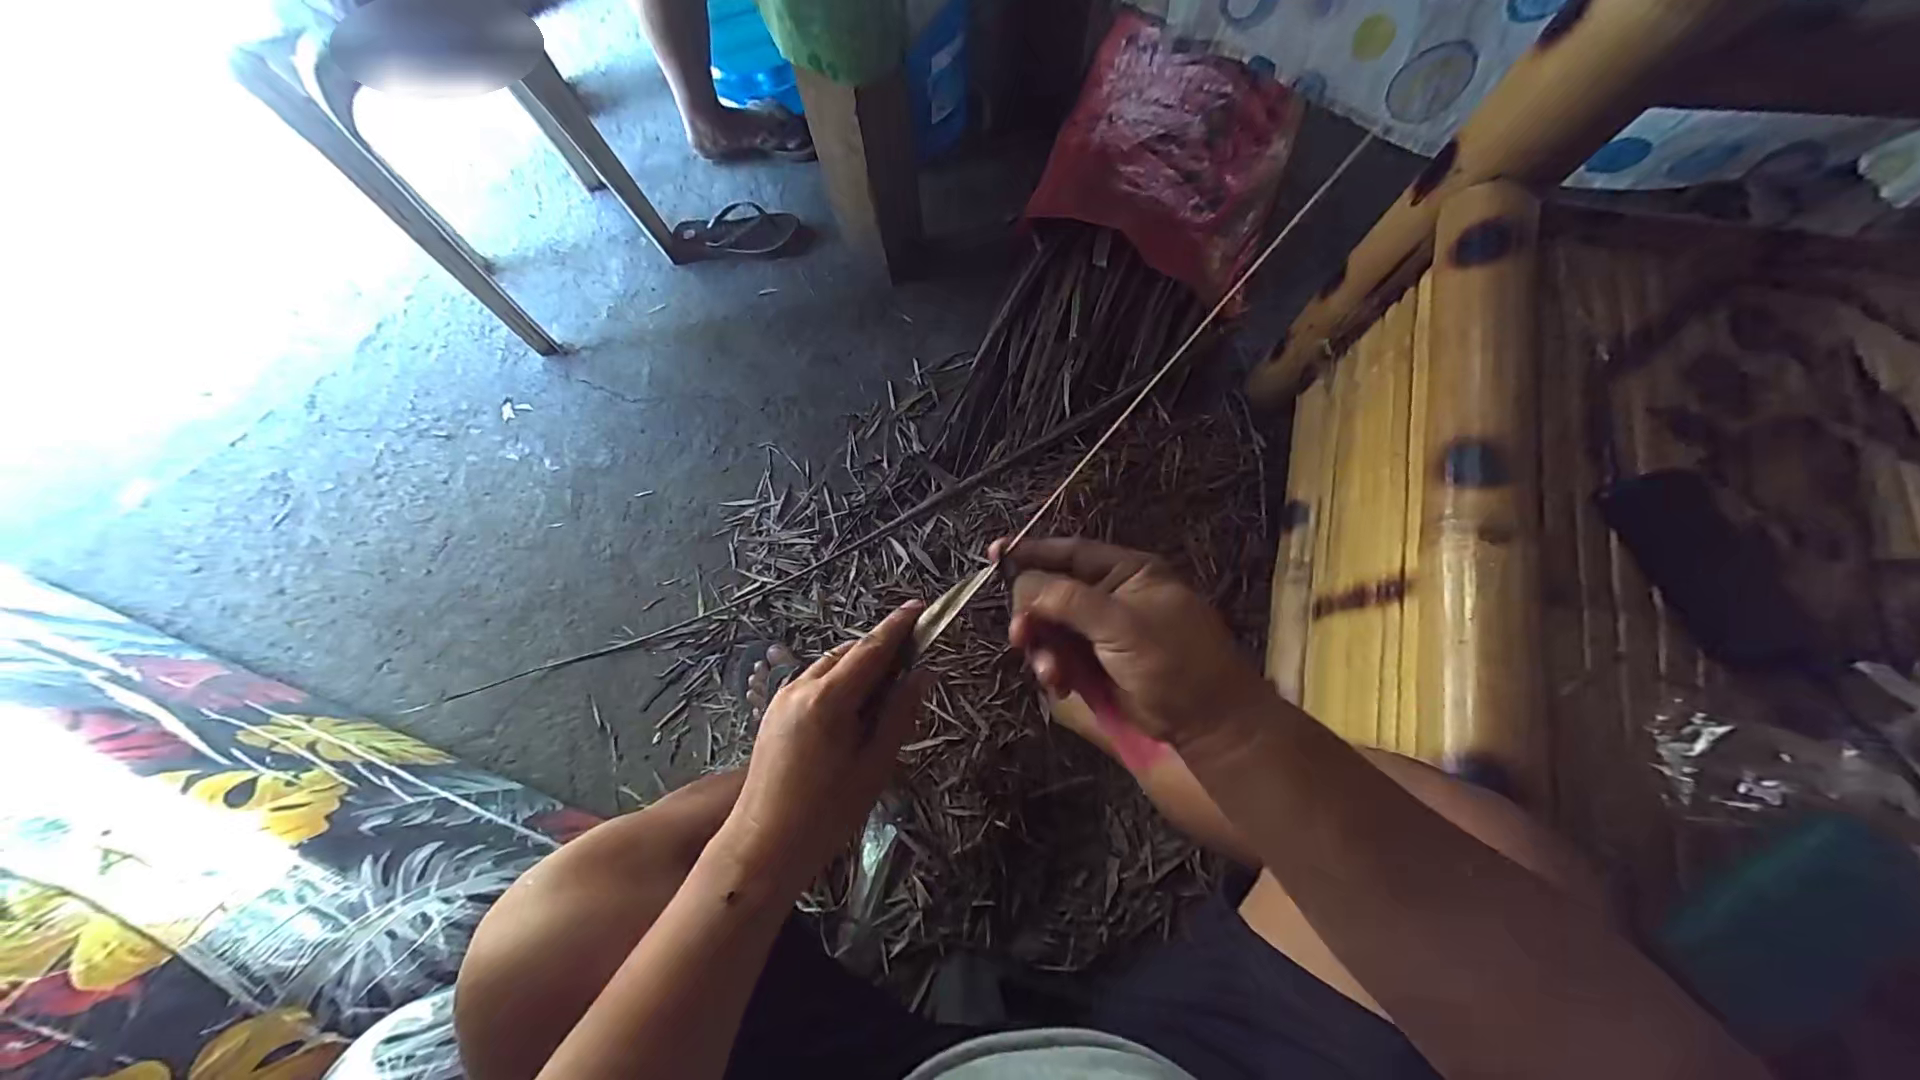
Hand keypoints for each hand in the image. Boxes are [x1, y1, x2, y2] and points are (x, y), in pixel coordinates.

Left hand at [722, 602, 927, 893]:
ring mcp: (782, 699)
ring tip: (885, 691)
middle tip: (911, 662)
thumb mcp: (874, 765)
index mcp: (829, 699)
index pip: (871, 649)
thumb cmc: (826, 814)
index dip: (898, 626)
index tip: (920, 607)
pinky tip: (853, 708)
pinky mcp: (774, 713)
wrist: (761, 847)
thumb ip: (899, 713)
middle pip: (849, 653)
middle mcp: (801, 687)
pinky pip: (814, 682)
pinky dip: (838, 681)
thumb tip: (923, 674)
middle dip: (881, 649)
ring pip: (829, 665)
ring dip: (859, 666)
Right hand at [998, 537, 1273, 750]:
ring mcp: (1101, 631)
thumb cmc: (1173, 660)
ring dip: (1043, 648)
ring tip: (1051, 671)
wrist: (1206, 722)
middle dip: (1033, 613)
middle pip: (1052, 592)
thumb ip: (1069, 600)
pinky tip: (1061, 683)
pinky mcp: (1094, 662)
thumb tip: (1023, 584)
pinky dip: (1054, 668)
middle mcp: (1110, 596)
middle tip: (1021, 634)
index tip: (995, 553)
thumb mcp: (1122, 623)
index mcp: (1126, 572)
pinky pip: (1059, 656)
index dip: (1032, 552)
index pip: (1070, 552)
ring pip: (1051, 628)